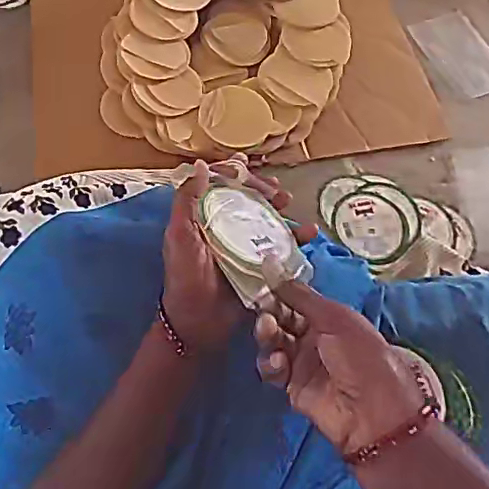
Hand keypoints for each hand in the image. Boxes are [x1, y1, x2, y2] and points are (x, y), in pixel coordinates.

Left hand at [161, 160, 315, 353]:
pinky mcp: (261, 264)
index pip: (220, 186)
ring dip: (280, 207)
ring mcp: (244, 246)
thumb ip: (187, 201)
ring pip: (266, 218)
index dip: (233, 173)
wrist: (198, 323)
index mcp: (204, 217)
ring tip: (288, 202)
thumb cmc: (185, 277)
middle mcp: (225, 227)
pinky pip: (282, 246)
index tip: (246, 166)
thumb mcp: (180, 236)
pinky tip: (308, 232)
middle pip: (247, 199)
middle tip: (275, 189)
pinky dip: (297, 238)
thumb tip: (200, 165)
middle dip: (263, 188)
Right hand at [255, 280, 426, 458]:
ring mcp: (302, 361)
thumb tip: (268, 261)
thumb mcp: (333, 317)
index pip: (295, 298)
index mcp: (328, 315)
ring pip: (273, 341)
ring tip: (269, 332)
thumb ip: (298, 294)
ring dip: (267, 334)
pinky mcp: (292, 386)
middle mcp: (314, 335)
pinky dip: (271, 363)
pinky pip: (273, 369)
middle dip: (269, 311)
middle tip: (264, 310)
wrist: (373, 413)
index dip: (278, 290)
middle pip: (280, 318)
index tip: (258, 280)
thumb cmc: (360, 354)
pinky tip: (280, 363)